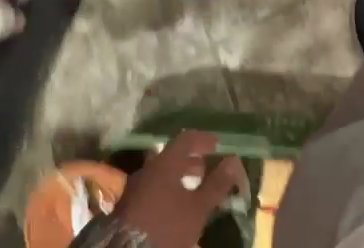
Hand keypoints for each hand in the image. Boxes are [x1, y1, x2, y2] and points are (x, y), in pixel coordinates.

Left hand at [113, 131, 247, 247]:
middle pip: (172, 155)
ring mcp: (135, 186)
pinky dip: (167, 188)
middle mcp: (148, 168)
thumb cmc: (168, 225)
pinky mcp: (128, 204)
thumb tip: (234, 160)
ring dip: (178, 176)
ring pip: (161, 172)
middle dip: (191, 160)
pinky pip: (152, 186)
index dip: (204, 140)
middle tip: (207, 168)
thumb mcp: (198, 208)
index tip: (218, 146)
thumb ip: (217, 184)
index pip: (186, 139)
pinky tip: (174, 204)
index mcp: (166, 162)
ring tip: (193, 189)